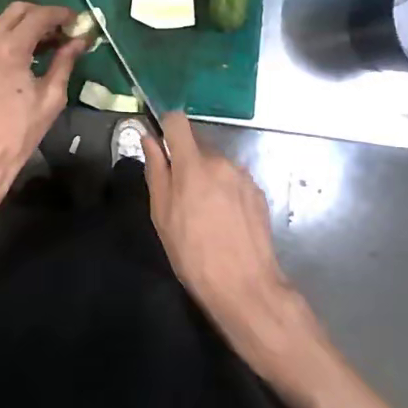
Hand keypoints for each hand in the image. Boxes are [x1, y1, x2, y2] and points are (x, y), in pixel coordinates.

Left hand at [0, 1, 84, 193]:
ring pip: (6, 22)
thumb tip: (79, 41)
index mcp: (9, 49)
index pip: (38, 16)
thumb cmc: (20, 130)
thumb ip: (64, 62)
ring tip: (55, 41)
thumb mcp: (51, 96)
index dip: (61, 15)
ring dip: (29, 25)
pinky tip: (35, 53)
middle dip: (43, 14)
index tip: (78, 21)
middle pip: (18, 10)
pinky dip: (16, 36)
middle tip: (65, 29)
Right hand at [144, 112, 301, 335]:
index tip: (162, 147)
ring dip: (207, 176)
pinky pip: (234, 179)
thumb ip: (156, 171)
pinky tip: (224, 220)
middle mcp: (221, 161)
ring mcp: (243, 176)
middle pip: (198, 144)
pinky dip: (225, 190)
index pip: (177, 121)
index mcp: (194, 164)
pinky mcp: (258, 192)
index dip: (166, 128)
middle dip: (186, 160)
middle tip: (180, 195)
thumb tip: (148, 139)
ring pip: (217, 163)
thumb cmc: (193, 254)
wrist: (245, 286)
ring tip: (204, 212)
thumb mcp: (162, 215)